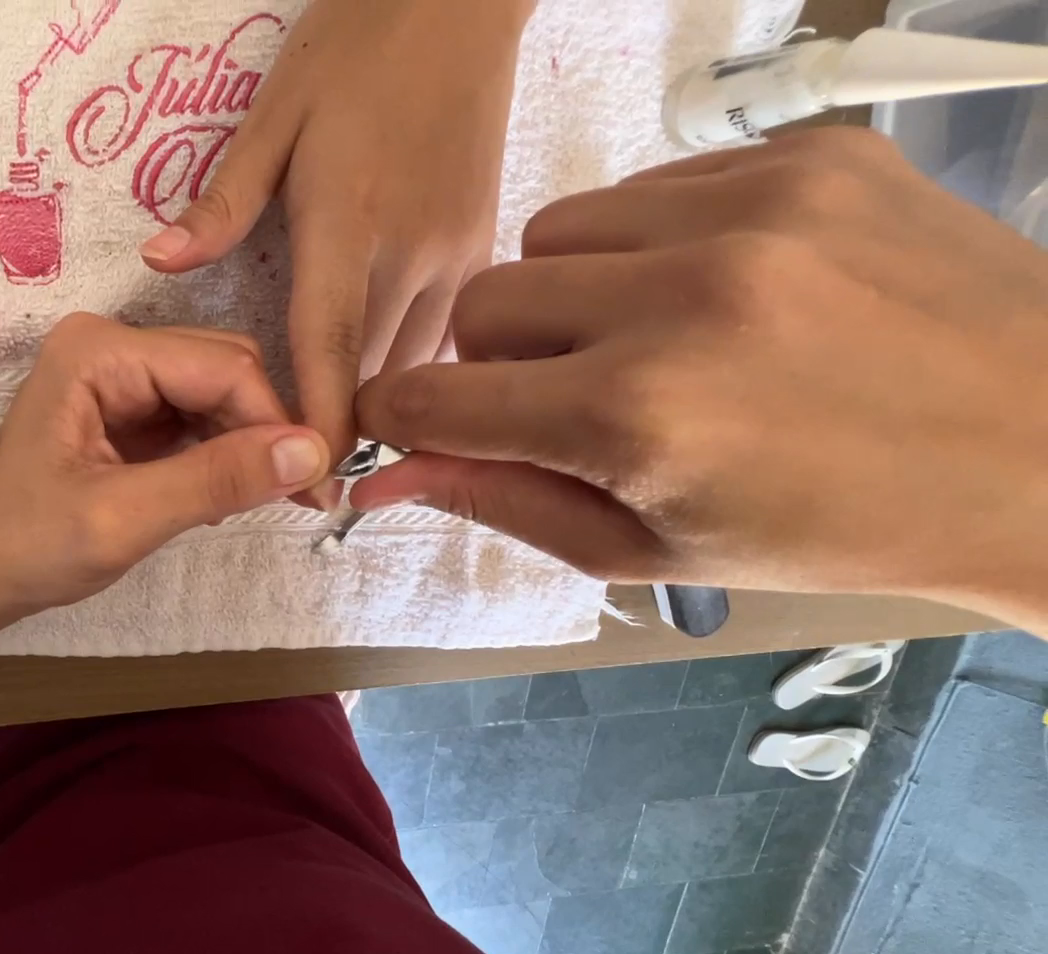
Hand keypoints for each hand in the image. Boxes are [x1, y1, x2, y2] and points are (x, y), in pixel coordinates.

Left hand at [0, 314, 329, 620]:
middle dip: (264, 431)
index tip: (315, 485)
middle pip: (223, 370)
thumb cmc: (30, 548)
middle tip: (302, 497)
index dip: (275, 421)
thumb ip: (215, 480)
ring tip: (266, 500)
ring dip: (246, 444)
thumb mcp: (124, 518)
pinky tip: (225, 494)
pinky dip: (220, 454)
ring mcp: (117, 376)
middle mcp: (111, 346)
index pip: (221, 366)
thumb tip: (314, 452)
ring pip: (216, 394)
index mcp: (99, 351)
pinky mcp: (125, 410)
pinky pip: (195, 418)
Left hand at [140, 0, 533, 500]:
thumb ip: (220, 206)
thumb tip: (158, 261)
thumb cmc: (351, 54)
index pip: (330, 349)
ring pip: (419, 364)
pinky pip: (448, 336)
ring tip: (344, 444)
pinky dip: (417, 371)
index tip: (307, 481)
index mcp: (346, 227)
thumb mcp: (271, 118)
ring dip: (383, 407)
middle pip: (377, 374)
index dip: (318, 423)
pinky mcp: (483, 247)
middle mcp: (411, 255)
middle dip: (345, 430)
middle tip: (308, 476)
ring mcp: (457, 255)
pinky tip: (391, 387)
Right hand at [350, 129, 1047, 625]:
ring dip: (561, 295)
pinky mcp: (805, 156)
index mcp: (634, 417)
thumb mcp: (637, 547)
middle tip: (559, 394)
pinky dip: (636, 247)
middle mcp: (680, 299)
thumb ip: (493, 500)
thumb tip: (383, 474)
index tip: (404, 422)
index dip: (398, 413)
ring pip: (547, 237)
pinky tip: (706, 289)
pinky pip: (637, 192)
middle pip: (478, 303)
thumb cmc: (821, 528)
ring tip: (636, 336)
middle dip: (490, 358)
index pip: (433, 398)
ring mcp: (750, 211)